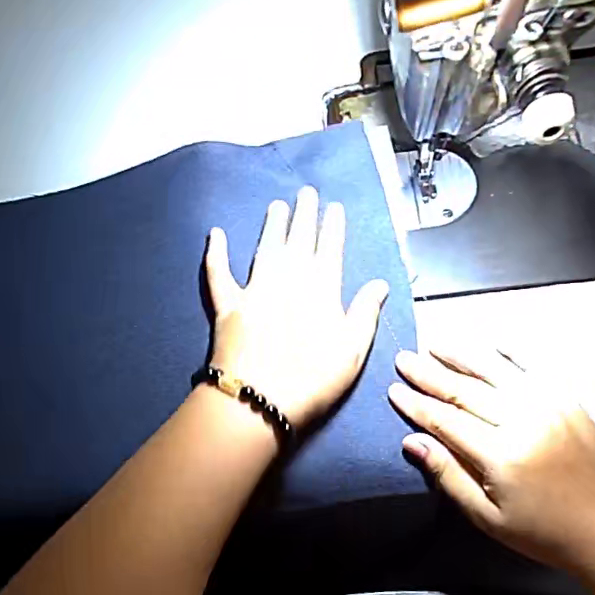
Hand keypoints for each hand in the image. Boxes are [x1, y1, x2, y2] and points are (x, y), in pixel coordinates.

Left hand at [204, 187, 389, 429]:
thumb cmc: (313, 380)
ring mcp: (255, 290)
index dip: (332, 228)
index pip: (329, 250)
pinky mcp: (227, 306)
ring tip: (277, 206)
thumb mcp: (353, 350)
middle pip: (298, 241)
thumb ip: (365, 313)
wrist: (260, 401)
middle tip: (306, 193)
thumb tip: (379, 285)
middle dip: (304, 216)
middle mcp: (288, 281)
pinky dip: (216, 253)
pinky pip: (218, 273)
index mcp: (322, 291)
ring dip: (271, 226)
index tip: (333, 208)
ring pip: (265, 249)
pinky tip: (216, 235)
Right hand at [389, 345, 594, 579]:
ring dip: (464, 355)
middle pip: (467, 390)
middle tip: (404, 358)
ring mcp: (550, 406)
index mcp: (502, 455)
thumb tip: (412, 441)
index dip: (417, 405)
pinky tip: (489, 344)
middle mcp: (525, 421)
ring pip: (497, 371)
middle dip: (431, 373)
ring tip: (436, 344)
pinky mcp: (569, 401)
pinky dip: (508, 354)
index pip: (447, 421)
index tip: (394, 390)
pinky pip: (534, 368)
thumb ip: (449, 476)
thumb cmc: (541, 531)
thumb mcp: (487, 516)